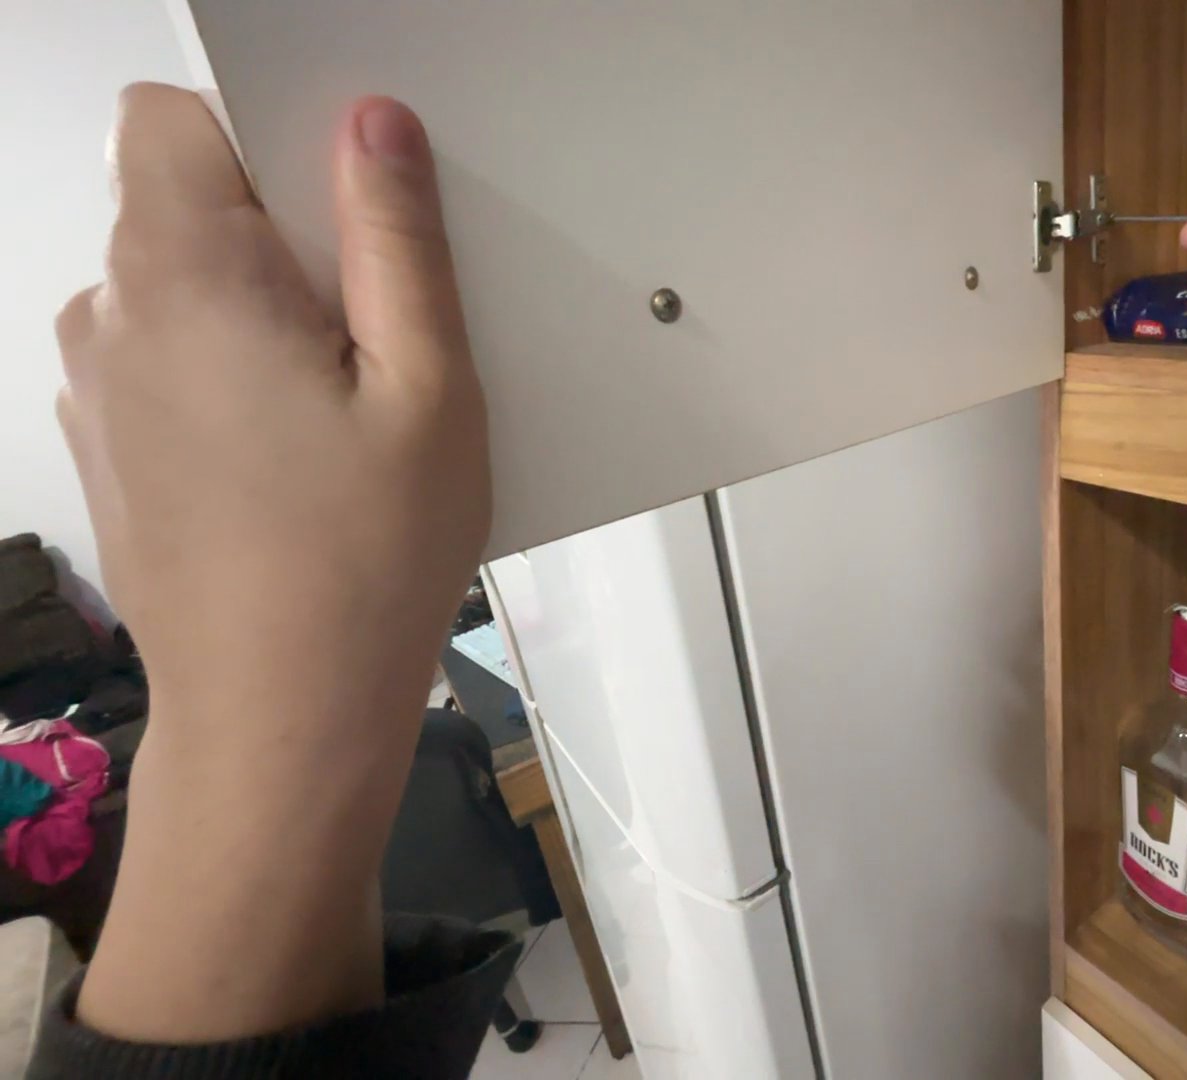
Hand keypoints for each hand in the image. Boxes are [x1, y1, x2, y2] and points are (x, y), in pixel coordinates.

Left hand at [58, 84, 486, 1040]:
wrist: (290, 696)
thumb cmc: (371, 551)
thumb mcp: (431, 388)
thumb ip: (400, 248)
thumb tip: (376, 127)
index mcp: (192, 279)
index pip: (188, 120)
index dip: (286, 147)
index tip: (367, 223)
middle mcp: (116, 315)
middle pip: (200, 211)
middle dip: (306, 250)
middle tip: (396, 347)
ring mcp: (107, 384)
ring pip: (200, 294)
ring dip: (287, 321)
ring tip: (367, 415)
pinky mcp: (125, 441)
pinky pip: (191, 363)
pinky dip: (259, 378)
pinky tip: (324, 456)